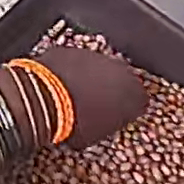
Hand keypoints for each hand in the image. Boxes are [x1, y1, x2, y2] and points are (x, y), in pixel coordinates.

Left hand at [28, 45, 146, 147]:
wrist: (45, 98)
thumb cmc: (76, 122)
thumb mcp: (98, 135)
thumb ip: (108, 122)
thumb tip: (100, 122)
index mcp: (135, 94)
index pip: (138, 101)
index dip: (124, 109)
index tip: (113, 115)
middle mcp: (121, 70)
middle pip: (119, 79)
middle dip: (108, 88)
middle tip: (91, 101)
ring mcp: (94, 56)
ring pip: (96, 66)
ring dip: (87, 75)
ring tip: (71, 91)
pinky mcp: (70, 49)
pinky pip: (72, 60)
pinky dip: (66, 68)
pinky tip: (56, 80)